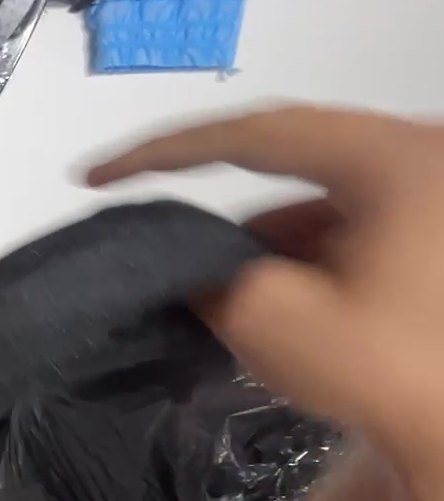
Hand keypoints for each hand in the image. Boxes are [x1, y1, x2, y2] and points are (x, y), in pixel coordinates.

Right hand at [89, 107, 443, 500]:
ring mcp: (440, 195)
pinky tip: (283, 300)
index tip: (92, 177)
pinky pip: (352, 221)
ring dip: (264, 236)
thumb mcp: (263, 316)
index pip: (250, 136)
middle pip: (289, 156)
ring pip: (320, 198)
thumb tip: (193, 267)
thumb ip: (205, 276)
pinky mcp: (443, 232)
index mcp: (393, 162)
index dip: (158, 153)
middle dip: (214, 194)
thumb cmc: (388, 365)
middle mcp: (430, 159)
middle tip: (153, 226)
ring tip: (225, 293)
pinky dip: (302, 252)